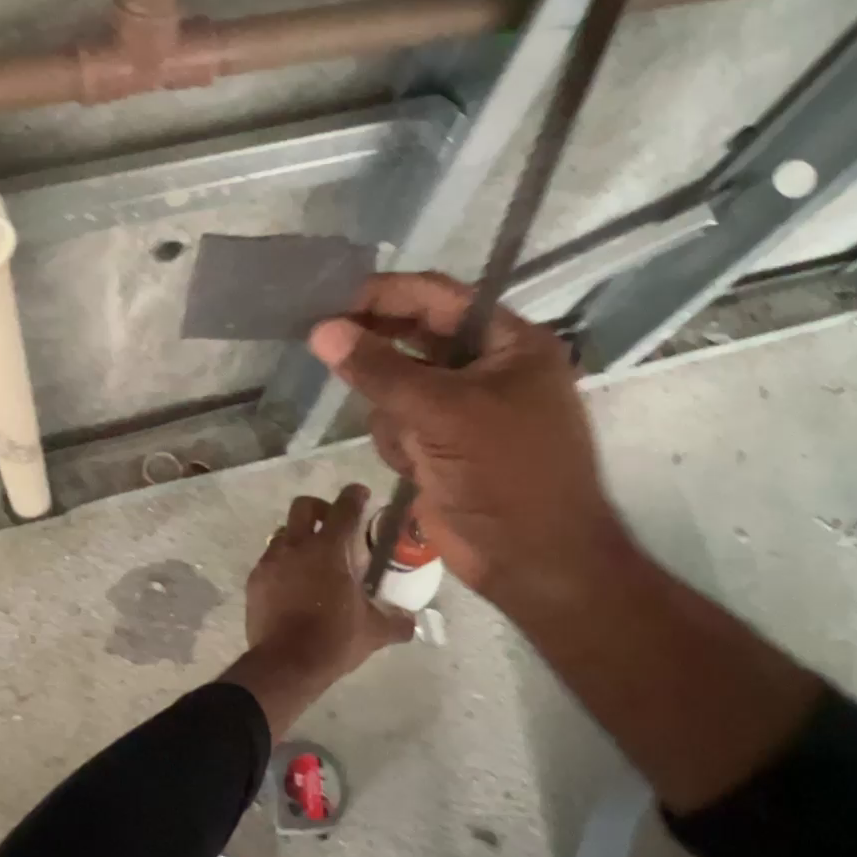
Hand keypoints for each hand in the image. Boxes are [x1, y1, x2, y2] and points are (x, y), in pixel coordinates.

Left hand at [221, 485, 415, 734]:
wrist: (285, 663)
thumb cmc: (333, 640)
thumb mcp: (373, 632)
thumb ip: (396, 622)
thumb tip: (412, 621)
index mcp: (328, 550)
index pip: (344, 509)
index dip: (354, 496)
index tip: (360, 493)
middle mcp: (297, 546)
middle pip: (305, 507)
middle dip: (321, 508)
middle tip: (333, 524)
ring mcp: (271, 560)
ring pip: (284, 532)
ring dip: (299, 537)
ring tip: (312, 559)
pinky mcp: (255, 579)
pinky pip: (270, 559)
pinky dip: (283, 563)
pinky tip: (293, 584)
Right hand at [308, 272, 636, 613]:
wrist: (534, 563)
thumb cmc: (506, 474)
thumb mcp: (442, 412)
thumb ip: (378, 368)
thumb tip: (322, 330)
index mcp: (510, 344)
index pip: (438, 298)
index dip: (386, 293)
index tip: (332, 298)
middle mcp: (488, 368)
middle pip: (413, 339)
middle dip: (380, 353)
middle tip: (326, 341)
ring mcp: (463, 408)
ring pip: (396, 384)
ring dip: (392, 411)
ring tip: (412, 443)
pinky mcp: (442, 444)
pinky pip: (396, 422)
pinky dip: (397, 442)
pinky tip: (415, 468)